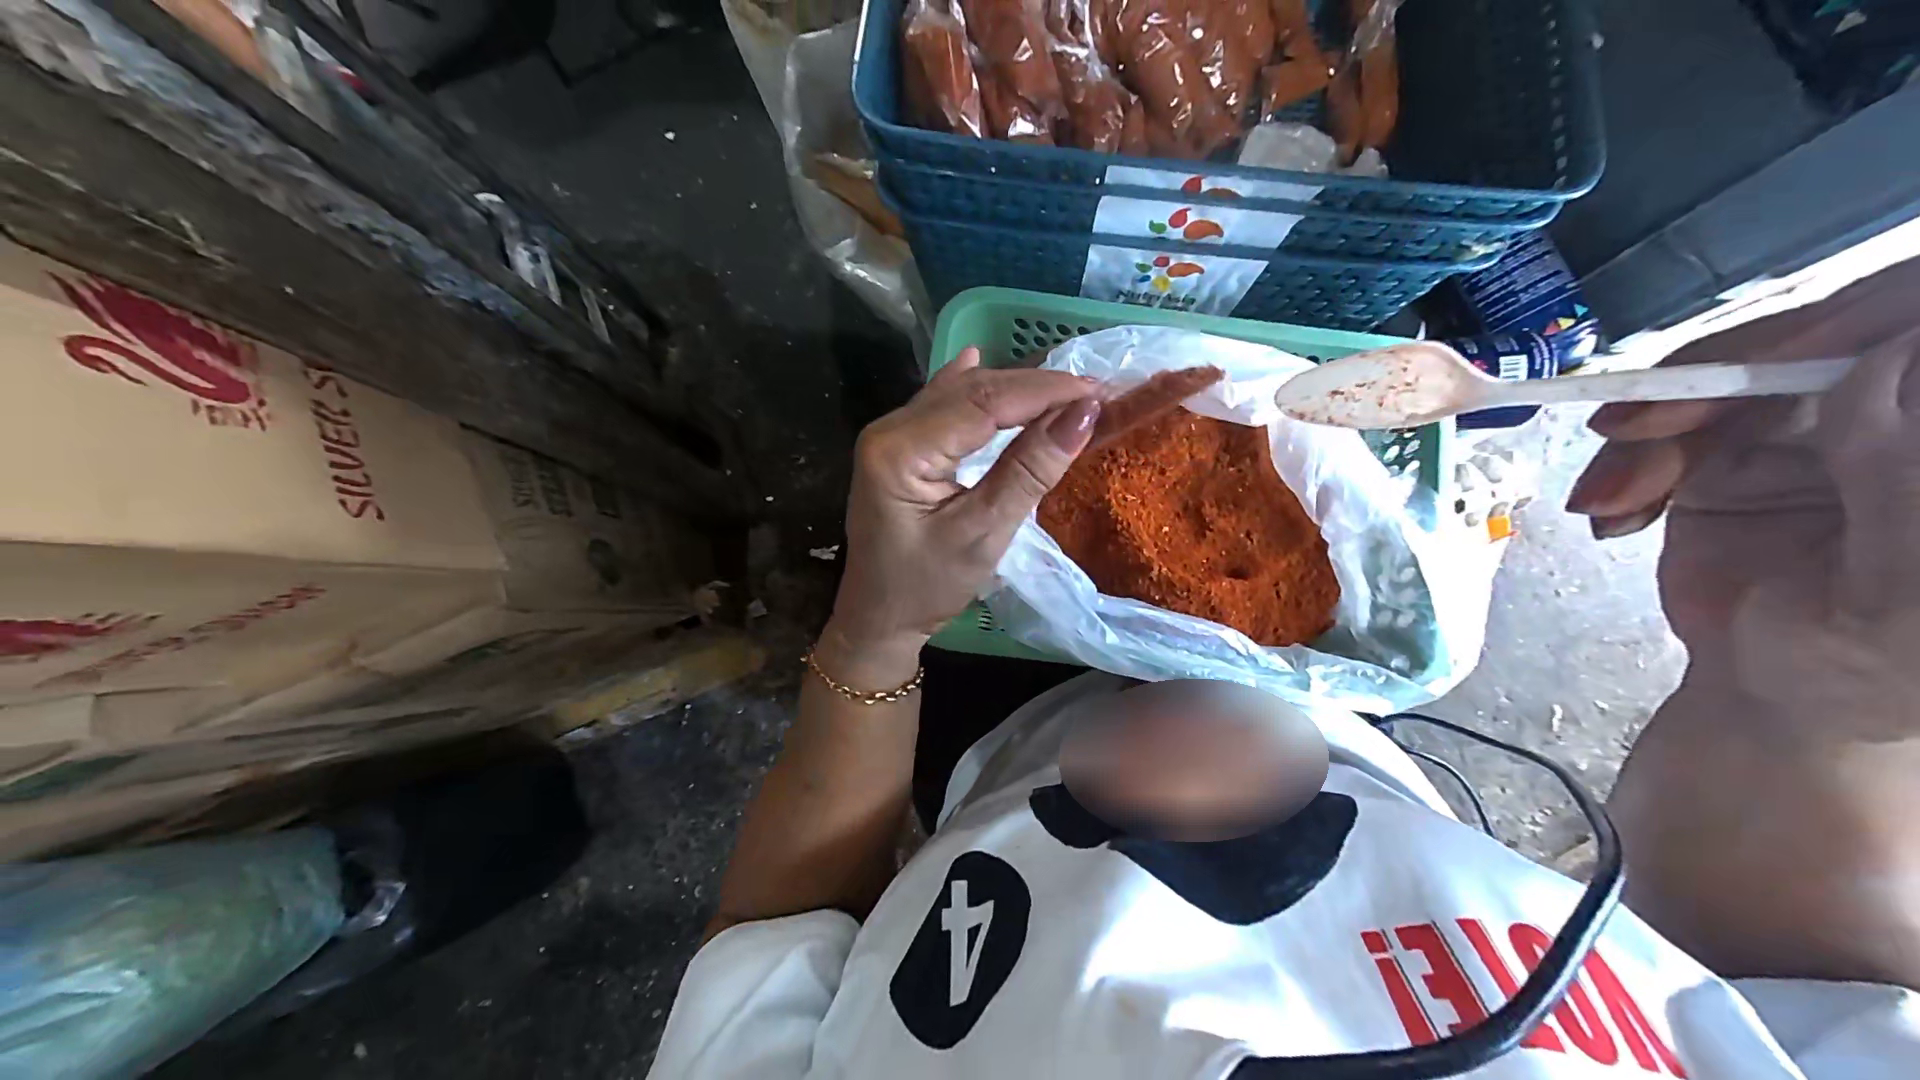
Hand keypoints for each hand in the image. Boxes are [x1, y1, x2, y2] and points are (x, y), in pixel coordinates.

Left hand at [819, 347, 1100, 686]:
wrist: (878, 618)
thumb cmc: (926, 587)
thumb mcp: (983, 533)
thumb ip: (1029, 470)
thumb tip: (1082, 414)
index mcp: (901, 451)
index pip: (982, 402)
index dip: (1042, 391)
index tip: (1096, 390)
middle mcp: (889, 429)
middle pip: (970, 391)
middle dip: (1032, 387)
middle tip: (1091, 390)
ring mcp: (890, 435)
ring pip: (958, 394)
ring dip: (1011, 389)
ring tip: (1062, 389)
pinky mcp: (897, 446)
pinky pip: (941, 406)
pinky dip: (973, 391)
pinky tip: (980, 362)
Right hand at [1565, 257, 1919, 738]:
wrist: (1780, 699)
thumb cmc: (1871, 671)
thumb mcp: (1900, 594)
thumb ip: (1900, 478)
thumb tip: (1882, 355)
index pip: (1919, 320)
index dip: (1848, 324)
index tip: (1757, 374)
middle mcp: (1898, 414)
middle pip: (1811, 342)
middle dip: (1707, 384)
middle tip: (1629, 432)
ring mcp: (1815, 430)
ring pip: (1716, 386)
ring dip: (1644, 440)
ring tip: (1610, 503)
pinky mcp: (1729, 456)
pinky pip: (1661, 433)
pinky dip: (1623, 468)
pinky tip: (1613, 514)